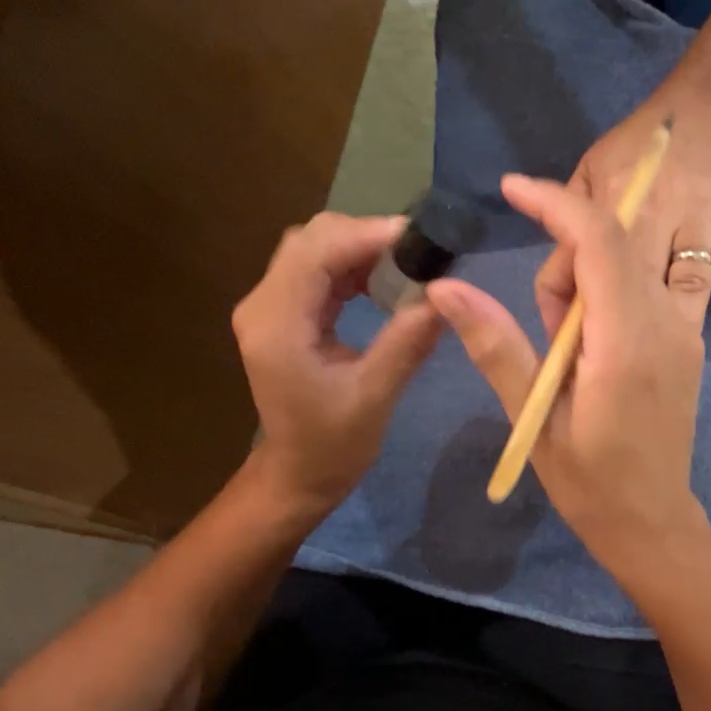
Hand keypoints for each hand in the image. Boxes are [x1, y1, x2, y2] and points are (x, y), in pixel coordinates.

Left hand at [232, 213, 442, 517]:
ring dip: (361, 248)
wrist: (298, 476)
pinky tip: (385, 281)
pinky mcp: (284, 314)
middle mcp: (264, 305)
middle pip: (312, 240)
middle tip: (421, 251)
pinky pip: (317, 271)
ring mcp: (270, 307)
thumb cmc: (333, 445)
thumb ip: (406, 341)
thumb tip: (446, 296)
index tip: (422, 237)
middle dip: (367, 236)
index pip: (317, 251)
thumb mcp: (375, 396)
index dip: (369, 234)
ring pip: (314, 249)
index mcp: (278, 324)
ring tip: (410, 263)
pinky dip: (353, 266)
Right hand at [425, 174, 704, 555]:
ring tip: (563, 347)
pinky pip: (642, 288)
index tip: (509, 189)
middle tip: (540, 323)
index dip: (554, 202)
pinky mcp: (684, 341)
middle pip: (612, 243)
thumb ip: (496, 346)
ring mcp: (682, 331)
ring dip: (584, 279)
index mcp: (628, 342)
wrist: (654, 521)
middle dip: (563, 256)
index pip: (599, 240)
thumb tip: (443, 287)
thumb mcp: (534, 418)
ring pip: (627, 262)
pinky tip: (589, 347)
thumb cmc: (590, 483)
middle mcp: (666, 323)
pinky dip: (607, 295)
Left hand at [573, 98, 710, 344]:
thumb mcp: (590, 166)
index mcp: (612, 205)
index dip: (563, 298)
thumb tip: (537, 254)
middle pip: (631, 280)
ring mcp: (702, 226)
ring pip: (686, 281)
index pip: (580, 254)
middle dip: (609, 324)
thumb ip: (564, 212)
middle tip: (594, 356)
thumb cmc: (639, 142)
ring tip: (652, 362)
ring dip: (671, 321)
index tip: (559, 329)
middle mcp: (657, 219)